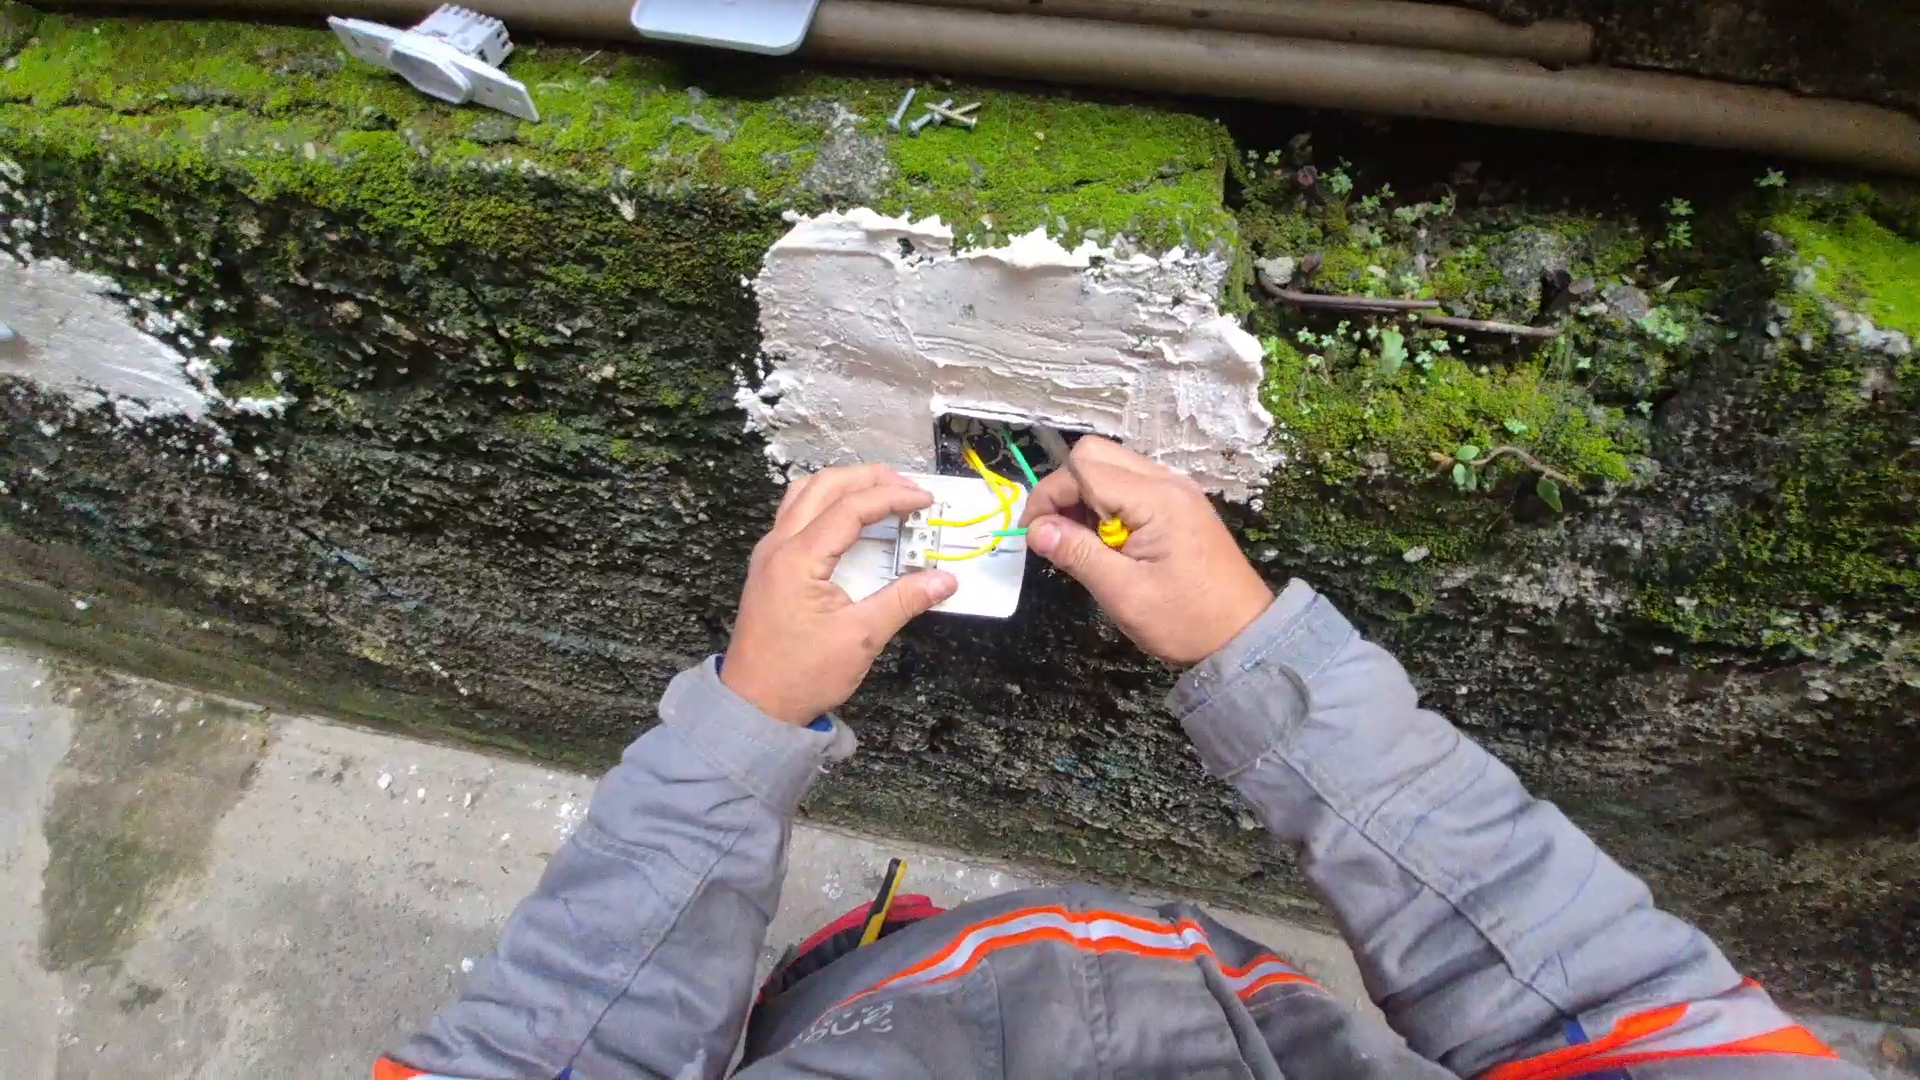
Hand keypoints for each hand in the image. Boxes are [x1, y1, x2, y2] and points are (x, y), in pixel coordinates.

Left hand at [723, 464, 958, 723]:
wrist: (753, 707)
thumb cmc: (802, 675)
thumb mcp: (860, 638)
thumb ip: (904, 601)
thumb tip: (945, 580)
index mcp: (798, 558)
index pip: (850, 507)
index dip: (892, 497)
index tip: (925, 499)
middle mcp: (778, 545)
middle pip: (824, 485)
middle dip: (869, 478)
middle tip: (908, 485)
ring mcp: (769, 553)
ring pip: (804, 493)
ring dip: (844, 484)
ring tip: (881, 491)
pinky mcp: (770, 566)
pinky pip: (796, 513)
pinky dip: (827, 502)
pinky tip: (850, 518)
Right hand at [1020, 438, 1271, 665]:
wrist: (1244, 637)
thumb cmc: (1184, 620)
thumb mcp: (1123, 593)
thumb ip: (1077, 554)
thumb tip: (1035, 530)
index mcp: (1156, 500)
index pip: (1082, 470)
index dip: (1047, 496)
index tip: (1032, 534)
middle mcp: (1166, 482)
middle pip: (1094, 454)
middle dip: (1063, 489)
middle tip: (1055, 534)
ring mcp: (1175, 489)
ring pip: (1110, 465)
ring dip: (1083, 495)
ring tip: (1079, 542)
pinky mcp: (1178, 503)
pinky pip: (1129, 484)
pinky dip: (1105, 502)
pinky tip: (1106, 540)